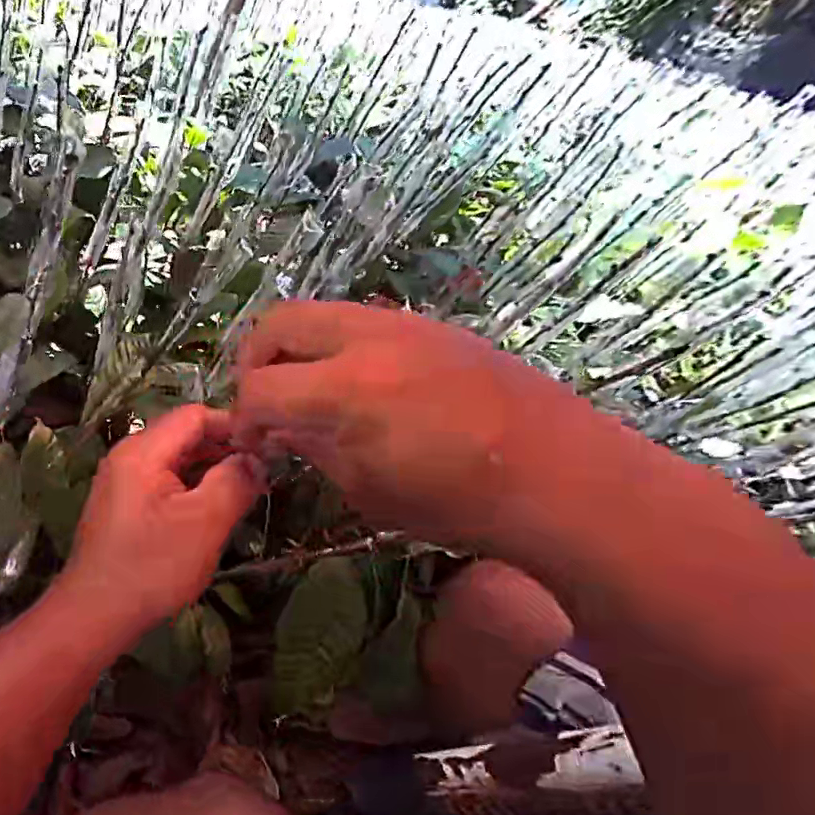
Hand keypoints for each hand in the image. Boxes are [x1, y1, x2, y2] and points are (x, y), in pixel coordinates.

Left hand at [63, 404, 262, 623]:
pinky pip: (162, 482)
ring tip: (250, 489)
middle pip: (183, 436)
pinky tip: (216, 507)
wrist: (96, 609)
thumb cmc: (151, 564)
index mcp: (141, 451)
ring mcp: (120, 482)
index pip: (194, 415)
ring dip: (211, 469)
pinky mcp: (122, 506)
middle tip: (268, 470)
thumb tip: (257, 458)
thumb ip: (234, 481)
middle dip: (225, 448)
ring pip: (174, 461)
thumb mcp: (203, 522)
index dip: (235, 425)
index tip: (271, 445)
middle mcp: (126, 457)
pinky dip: (191, 487)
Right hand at [231, 301, 621, 549]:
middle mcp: (370, 341)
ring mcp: (406, 326)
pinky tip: (354, 387)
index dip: (242, 417)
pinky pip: (360, 322)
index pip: (259, 387)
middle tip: (263, 399)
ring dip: (294, 348)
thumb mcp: (364, 486)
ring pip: (318, 313)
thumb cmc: (459, 501)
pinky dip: (334, 347)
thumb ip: (310, 446)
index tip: (251, 441)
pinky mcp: (435, 328)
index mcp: (348, 389)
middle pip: (276, 323)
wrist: (572, 483)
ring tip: (304, 390)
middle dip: (253, 361)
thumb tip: (278, 429)